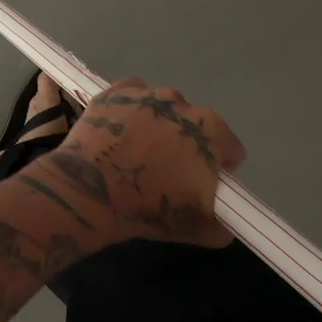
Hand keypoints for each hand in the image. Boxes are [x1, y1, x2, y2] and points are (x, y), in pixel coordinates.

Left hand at [42, 77, 245, 247]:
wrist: (92, 189)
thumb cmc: (151, 207)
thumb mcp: (203, 228)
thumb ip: (222, 222)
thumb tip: (222, 222)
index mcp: (210, 130)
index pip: (229, 146)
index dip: (222, 165)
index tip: (206, 179)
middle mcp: (179, 102)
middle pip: (194, 123)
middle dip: (189, 142)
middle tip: (172, 166)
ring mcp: (143, 93)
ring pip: (162, 106)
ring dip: (159, 122)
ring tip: (142, 147)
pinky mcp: (111, 92)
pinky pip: (131, 93)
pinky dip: (131, 106)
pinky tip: (124, 125)